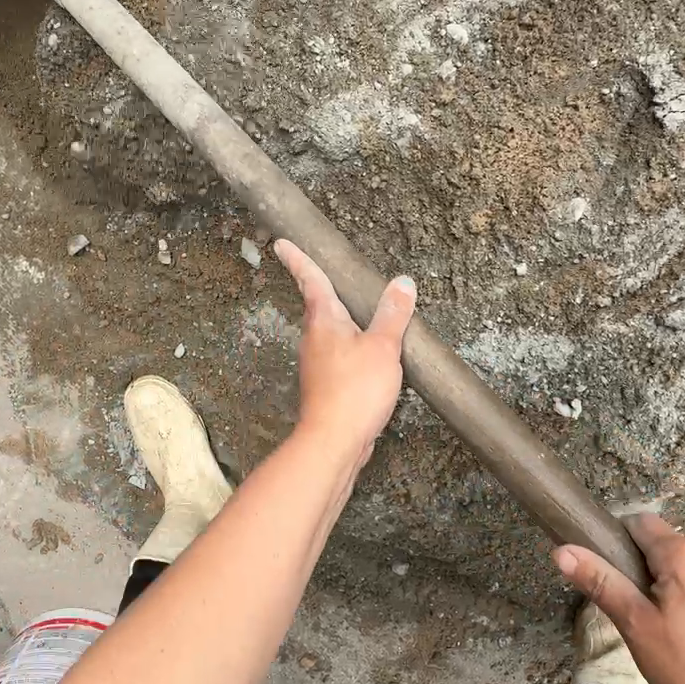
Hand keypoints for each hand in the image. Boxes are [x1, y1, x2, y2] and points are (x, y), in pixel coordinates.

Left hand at [274, 240, 415, 462]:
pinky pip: (338, 355)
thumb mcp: (383, 347)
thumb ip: (393, 314)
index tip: (282, 243)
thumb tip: (402, 283)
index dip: (298, 259)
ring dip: (340, 320)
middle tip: (324, 271)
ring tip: (357, 311)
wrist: (334, 440)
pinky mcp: (326, 384)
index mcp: (324, 320)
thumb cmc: (355, 390)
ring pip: (328, 332)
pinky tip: (367, 354)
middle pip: (318, 306)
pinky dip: (350, 346)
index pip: (310, 280)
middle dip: (321, 289)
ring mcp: (317, 363)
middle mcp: (314, 338)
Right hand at [553, 513, 684, 683]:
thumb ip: (601, 583)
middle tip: (648, 624)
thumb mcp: (639, 629)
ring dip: (684, 594)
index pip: (640, 523)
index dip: (620, 545)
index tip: (617, 582)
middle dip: (653, 578)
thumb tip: (562, 549)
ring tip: (684, 643)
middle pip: (671, 551)